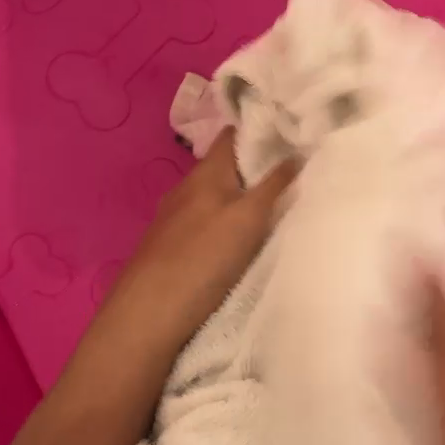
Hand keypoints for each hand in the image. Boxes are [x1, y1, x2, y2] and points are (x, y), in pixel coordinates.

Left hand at [98, 128, 297, 337]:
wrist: (148, 314)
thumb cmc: (204, 257)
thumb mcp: (250, 218)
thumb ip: (274, 185)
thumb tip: (295, 154)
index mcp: (206, 172)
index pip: (231, 134)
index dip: (258, 130)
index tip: (289, 134)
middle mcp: (186, 187)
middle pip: (224, 166)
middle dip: (254, 167)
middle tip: (292, 175)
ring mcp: (173, 217)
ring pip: (214, 195)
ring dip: (239, 197)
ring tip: (272, 207)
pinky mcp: (169, 244)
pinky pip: (204, 219)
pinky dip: (224, 219)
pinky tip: (238, 238)